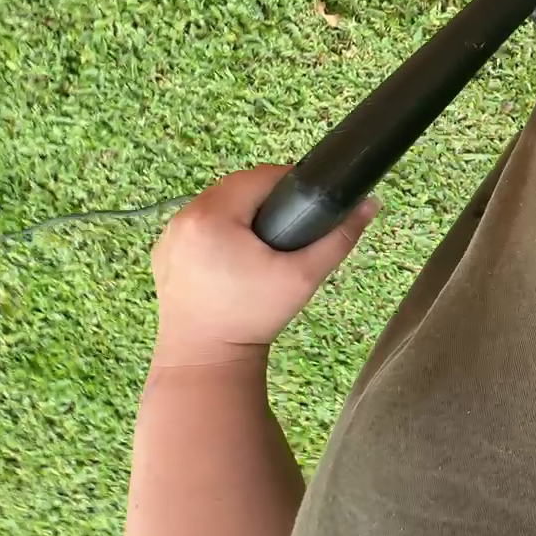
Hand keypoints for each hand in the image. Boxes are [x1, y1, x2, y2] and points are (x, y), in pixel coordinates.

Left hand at [149, 166, 379, 366]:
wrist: (206, 358)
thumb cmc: (254, 313)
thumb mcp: (305, 275)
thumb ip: (340, 236)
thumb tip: (371, 203)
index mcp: (212, 216)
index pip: (260, 176)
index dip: (291, 183)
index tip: (310, 205)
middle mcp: (183, 218)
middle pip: (237, 186)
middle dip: (269, 195)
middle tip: (296, 222)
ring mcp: (169, 236)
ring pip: (219, 202)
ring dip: (246, 208)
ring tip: (272, 234)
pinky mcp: (164, 253)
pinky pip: (201, 222)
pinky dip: (223, 225)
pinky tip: (241, 249)